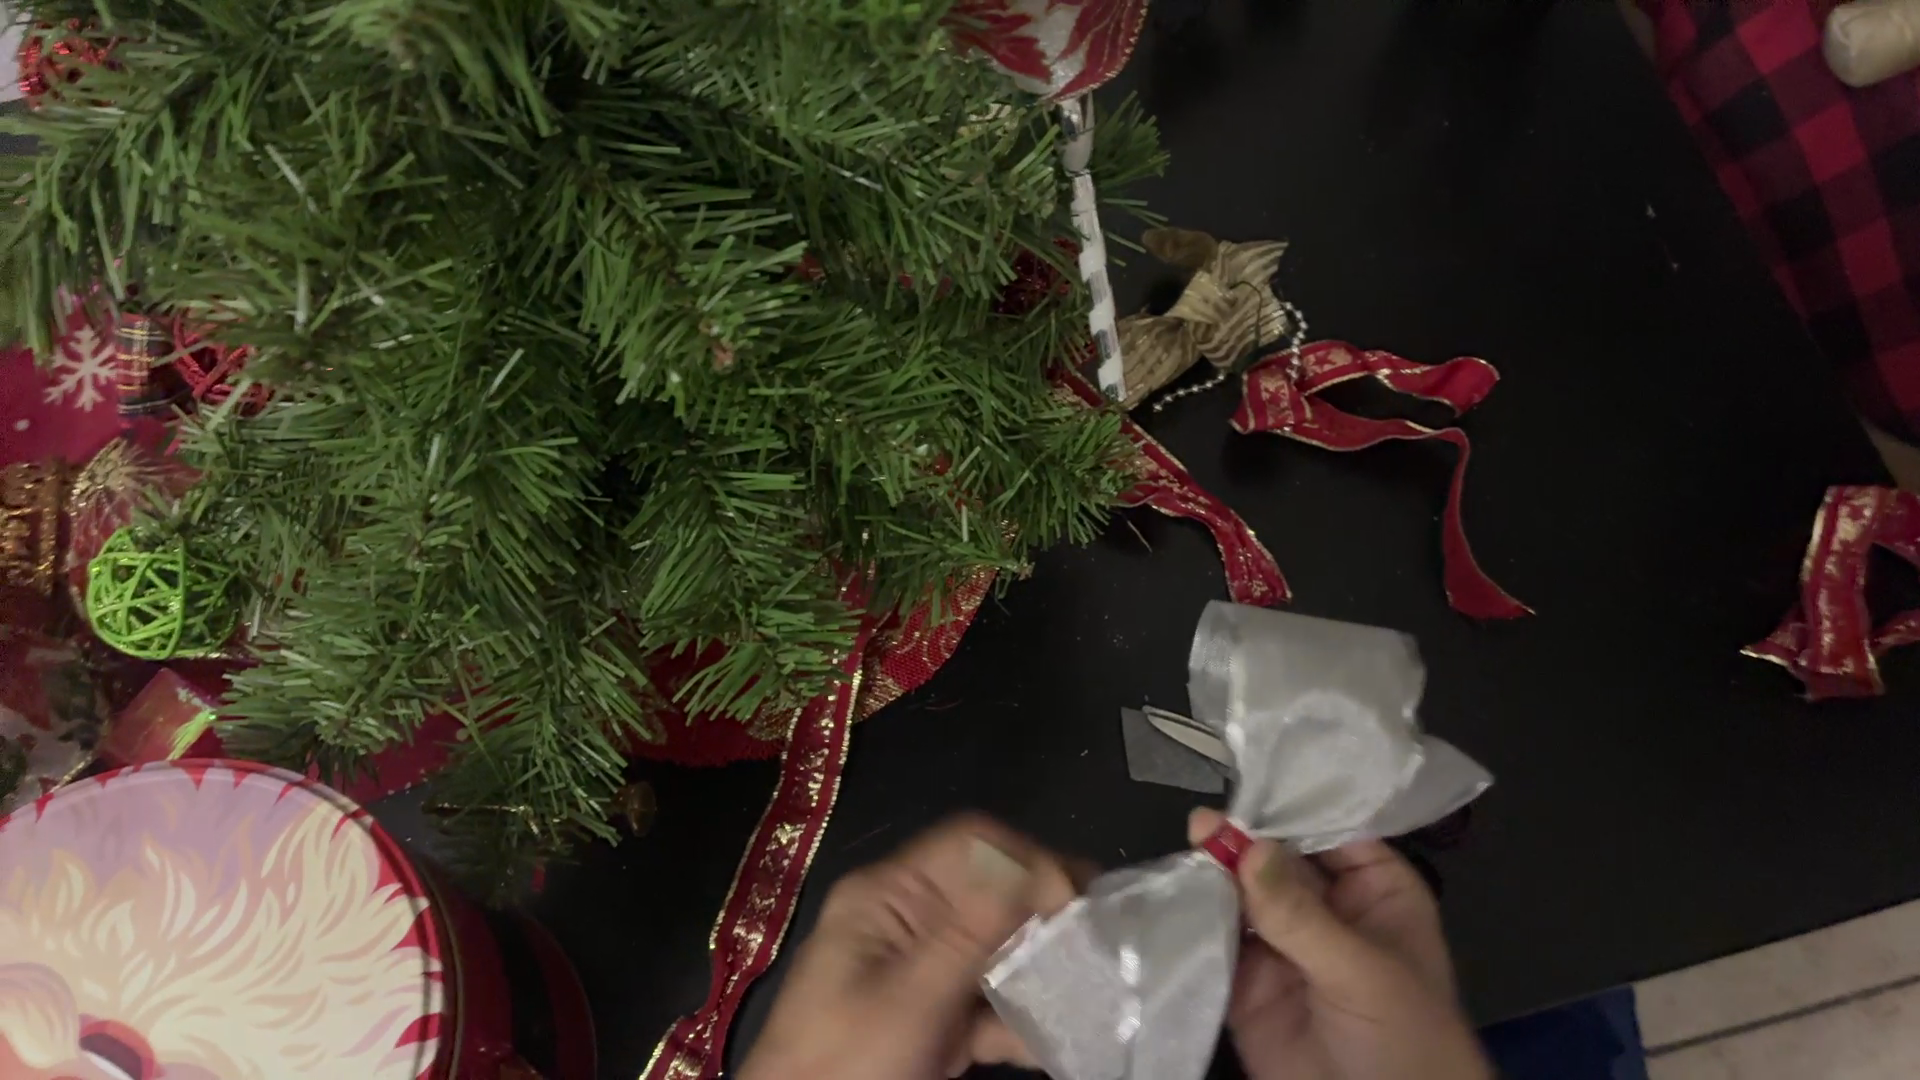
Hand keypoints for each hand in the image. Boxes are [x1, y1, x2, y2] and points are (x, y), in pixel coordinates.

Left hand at [738, 815, 1072, 1079]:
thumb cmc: (843, 1063)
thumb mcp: (909, 998)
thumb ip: (974, 932)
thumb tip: (1040, 867)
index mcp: (888, 895)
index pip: (968, 844)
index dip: (1025, 860)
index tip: (1072, 900)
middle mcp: (906, 920)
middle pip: (987, 893)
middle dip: (1043, 912)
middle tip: (1101, 937)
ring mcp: (918, 971)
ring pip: (992, 948)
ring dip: (1039, 967)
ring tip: (1096, 983)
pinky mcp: (929, 1019)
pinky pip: (984, 1001)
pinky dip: (1019, 1017)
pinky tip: (1060, 1037)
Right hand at [1189, 808, 1492, 1079]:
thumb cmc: (1405, 1047)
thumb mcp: (1363, 974)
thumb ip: (1301, 913)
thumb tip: (1249, 847)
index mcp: (1372, 890)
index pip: (1329, 830)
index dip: (1290, 807)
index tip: (1248, 784)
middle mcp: (1325, 905)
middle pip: (1276, 855)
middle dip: (1242, 839)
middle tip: (1203, 825)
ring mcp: (1282, 939)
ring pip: (1241, 889)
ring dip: (1214, 872)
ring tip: (1188, 851)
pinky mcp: (1244, 975)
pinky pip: (1216, 932)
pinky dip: (1195, 913)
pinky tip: (1177, 891)